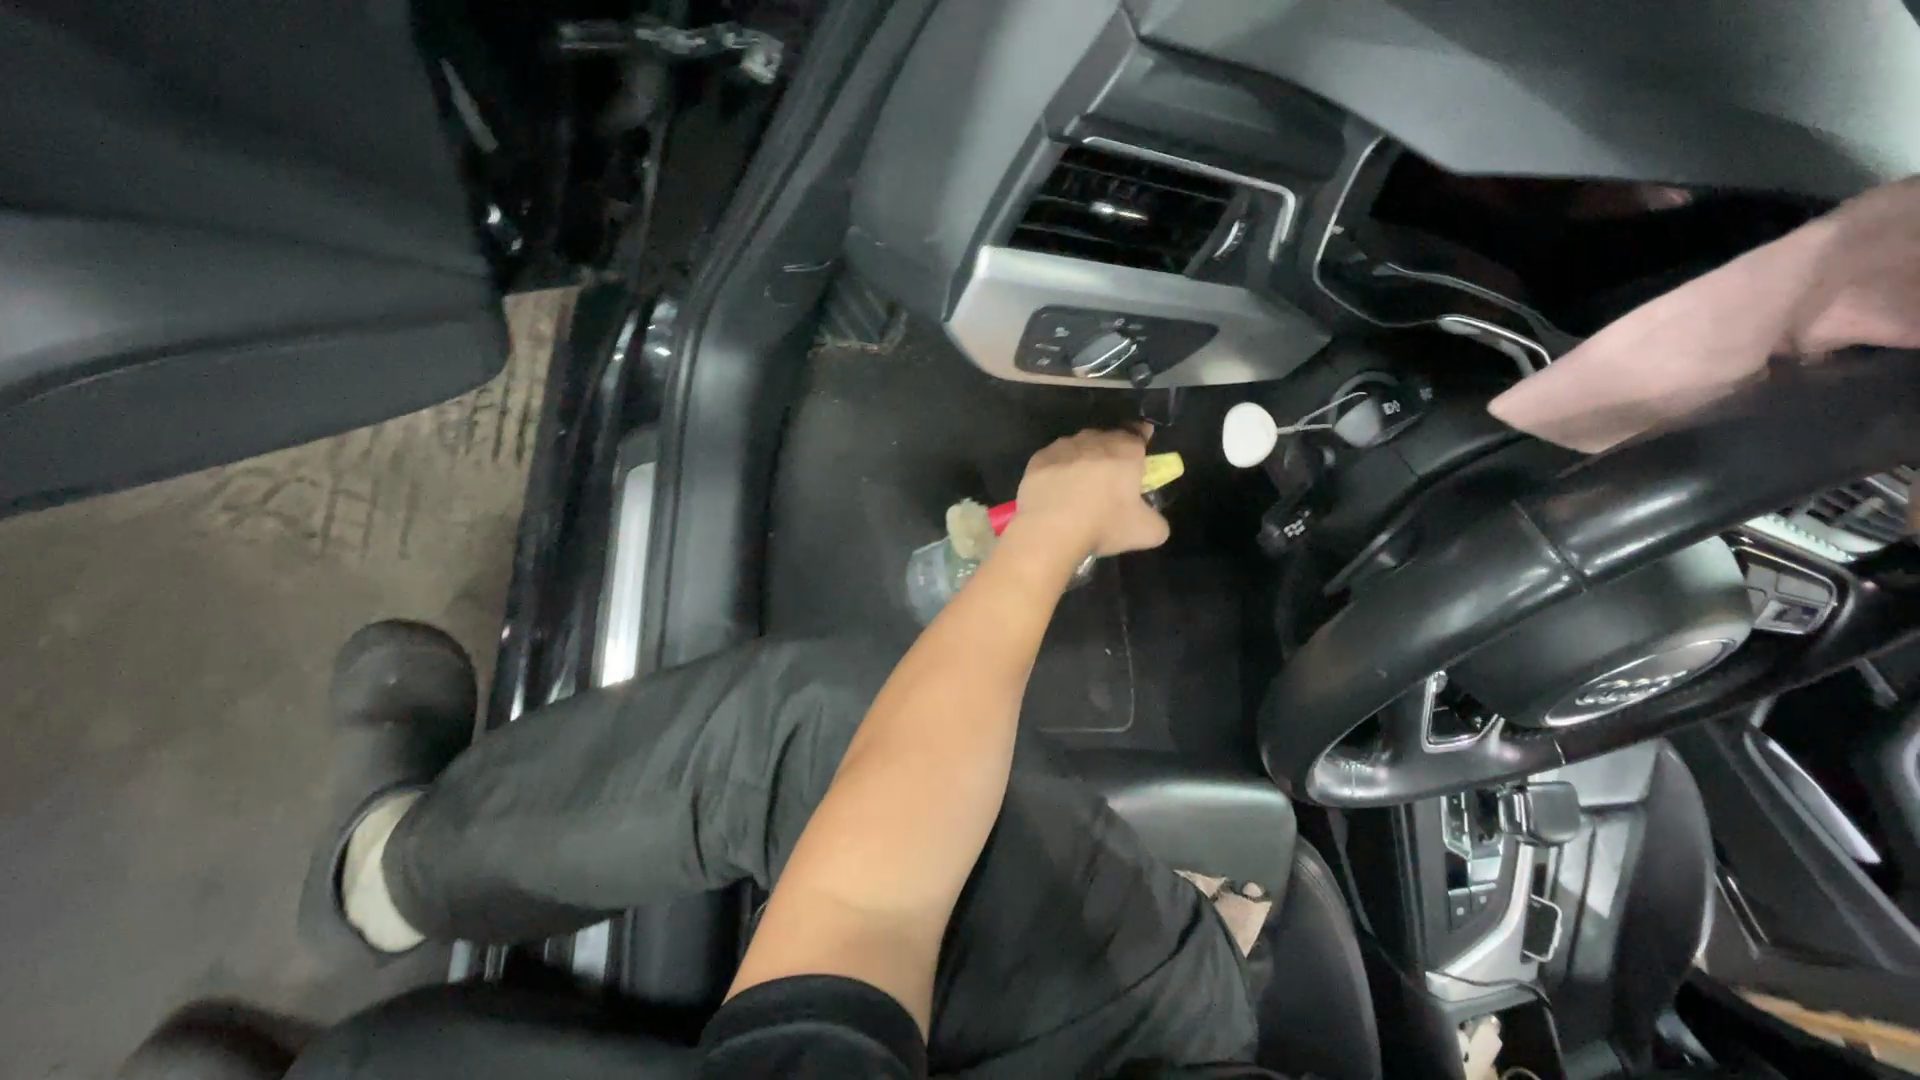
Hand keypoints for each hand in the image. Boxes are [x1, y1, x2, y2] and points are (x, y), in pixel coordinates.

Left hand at [1010, 426, 1170, 558]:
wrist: (1050, 530)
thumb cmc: (1103, 525)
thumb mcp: (1148, 532)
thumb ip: (1157, 521)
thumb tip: (1151, 519)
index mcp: (1126, 450)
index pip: (1139, 432)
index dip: (1141, 440)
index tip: (1138, 455)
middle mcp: (1095, 439)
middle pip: (1108, 439)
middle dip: (1111, 453)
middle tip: (1109, 480)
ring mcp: (1063, 446)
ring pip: (1079, 447)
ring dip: (1083, 461)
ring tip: (1079, 488)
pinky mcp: (1038, 458)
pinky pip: (1054, 460)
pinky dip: (1058, 471)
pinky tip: (1056, 492)